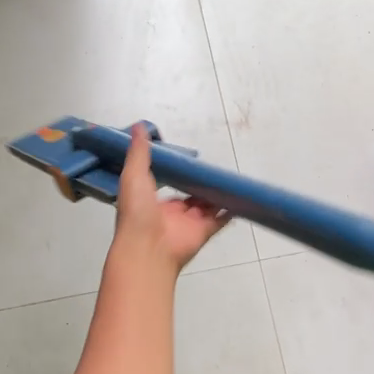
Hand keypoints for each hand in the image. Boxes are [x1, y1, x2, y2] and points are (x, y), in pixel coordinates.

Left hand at [111, 126, 229, 275]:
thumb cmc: (137, 211)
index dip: (177, 174)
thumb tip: (138, 126)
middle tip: (211, 169)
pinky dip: (230, 211)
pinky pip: (220, 221)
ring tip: (228, 179)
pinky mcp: (204, 232)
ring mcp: (188, 224)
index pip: (168, 185)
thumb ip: (139, 153)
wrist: (147, 247)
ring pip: (207, 207)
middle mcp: (171, 213)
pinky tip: (240, 200)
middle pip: (190, 196)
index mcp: (152, 200)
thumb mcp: (133, 175)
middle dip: (199, 185)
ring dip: (216, 195)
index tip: (189, 161)